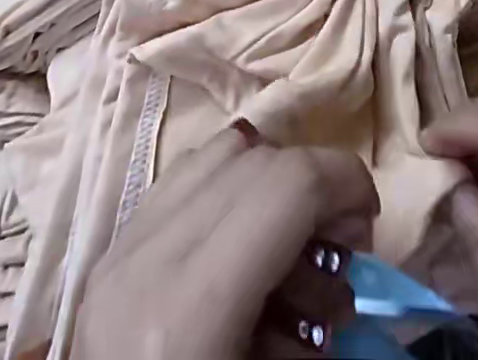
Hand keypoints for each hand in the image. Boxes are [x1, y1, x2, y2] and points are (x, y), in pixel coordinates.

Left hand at [74, 125, 379, 359]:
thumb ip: (328, 322)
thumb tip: (350, 257)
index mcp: (186, 313)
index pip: (284, 185)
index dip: (346, 183)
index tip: (367, 229)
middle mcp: (142, 261)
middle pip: (256, 159)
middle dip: (316, 188)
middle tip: (337, 248)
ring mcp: (117, 250)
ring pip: (218, 154)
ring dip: (271, 185)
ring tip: (288, 254)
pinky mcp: (110, 252)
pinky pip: (185, 179)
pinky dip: (231, 192)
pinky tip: (245, 251)